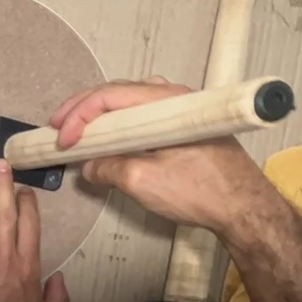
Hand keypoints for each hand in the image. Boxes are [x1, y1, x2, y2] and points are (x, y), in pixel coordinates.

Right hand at [51, 79, 285, 244]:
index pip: (109, 96)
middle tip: (57, 129)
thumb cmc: (199, 191)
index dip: (78, 116)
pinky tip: (109, 138)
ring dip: (99, 115)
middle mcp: (173, 98)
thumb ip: (108, 168)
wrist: (244, 208)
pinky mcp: (183, 129)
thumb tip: (90, 166)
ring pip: (128, 103)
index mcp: (165, 102)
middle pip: (117, 93)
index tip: (62, 142)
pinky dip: (117, 124)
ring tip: (77, 130)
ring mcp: (180, 112)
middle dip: (82, 110)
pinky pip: (141, 117)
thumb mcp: (142, 181)